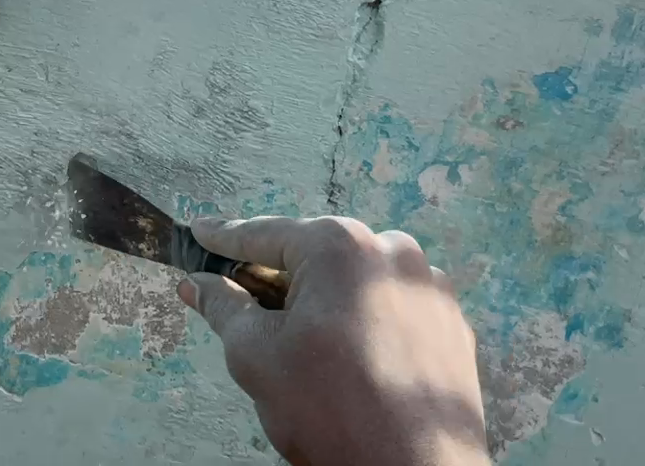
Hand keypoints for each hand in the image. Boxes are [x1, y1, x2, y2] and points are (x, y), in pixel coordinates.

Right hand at [178, 216, 488, 465]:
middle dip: (277, 273)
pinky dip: (362, 312)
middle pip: (311, 252)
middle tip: (244, 296)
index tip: (199, 231)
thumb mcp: (255, 354)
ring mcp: (427, 283)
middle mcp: (389, 249)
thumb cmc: (330, 413)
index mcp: (338, 245)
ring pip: (353, 274)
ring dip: (323, 293)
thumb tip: (194, 284)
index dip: (223, 237)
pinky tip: (348, 349)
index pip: (263, 234)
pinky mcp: (451, 319)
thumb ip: (222, 306)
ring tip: (302, 335)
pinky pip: (389, 299)